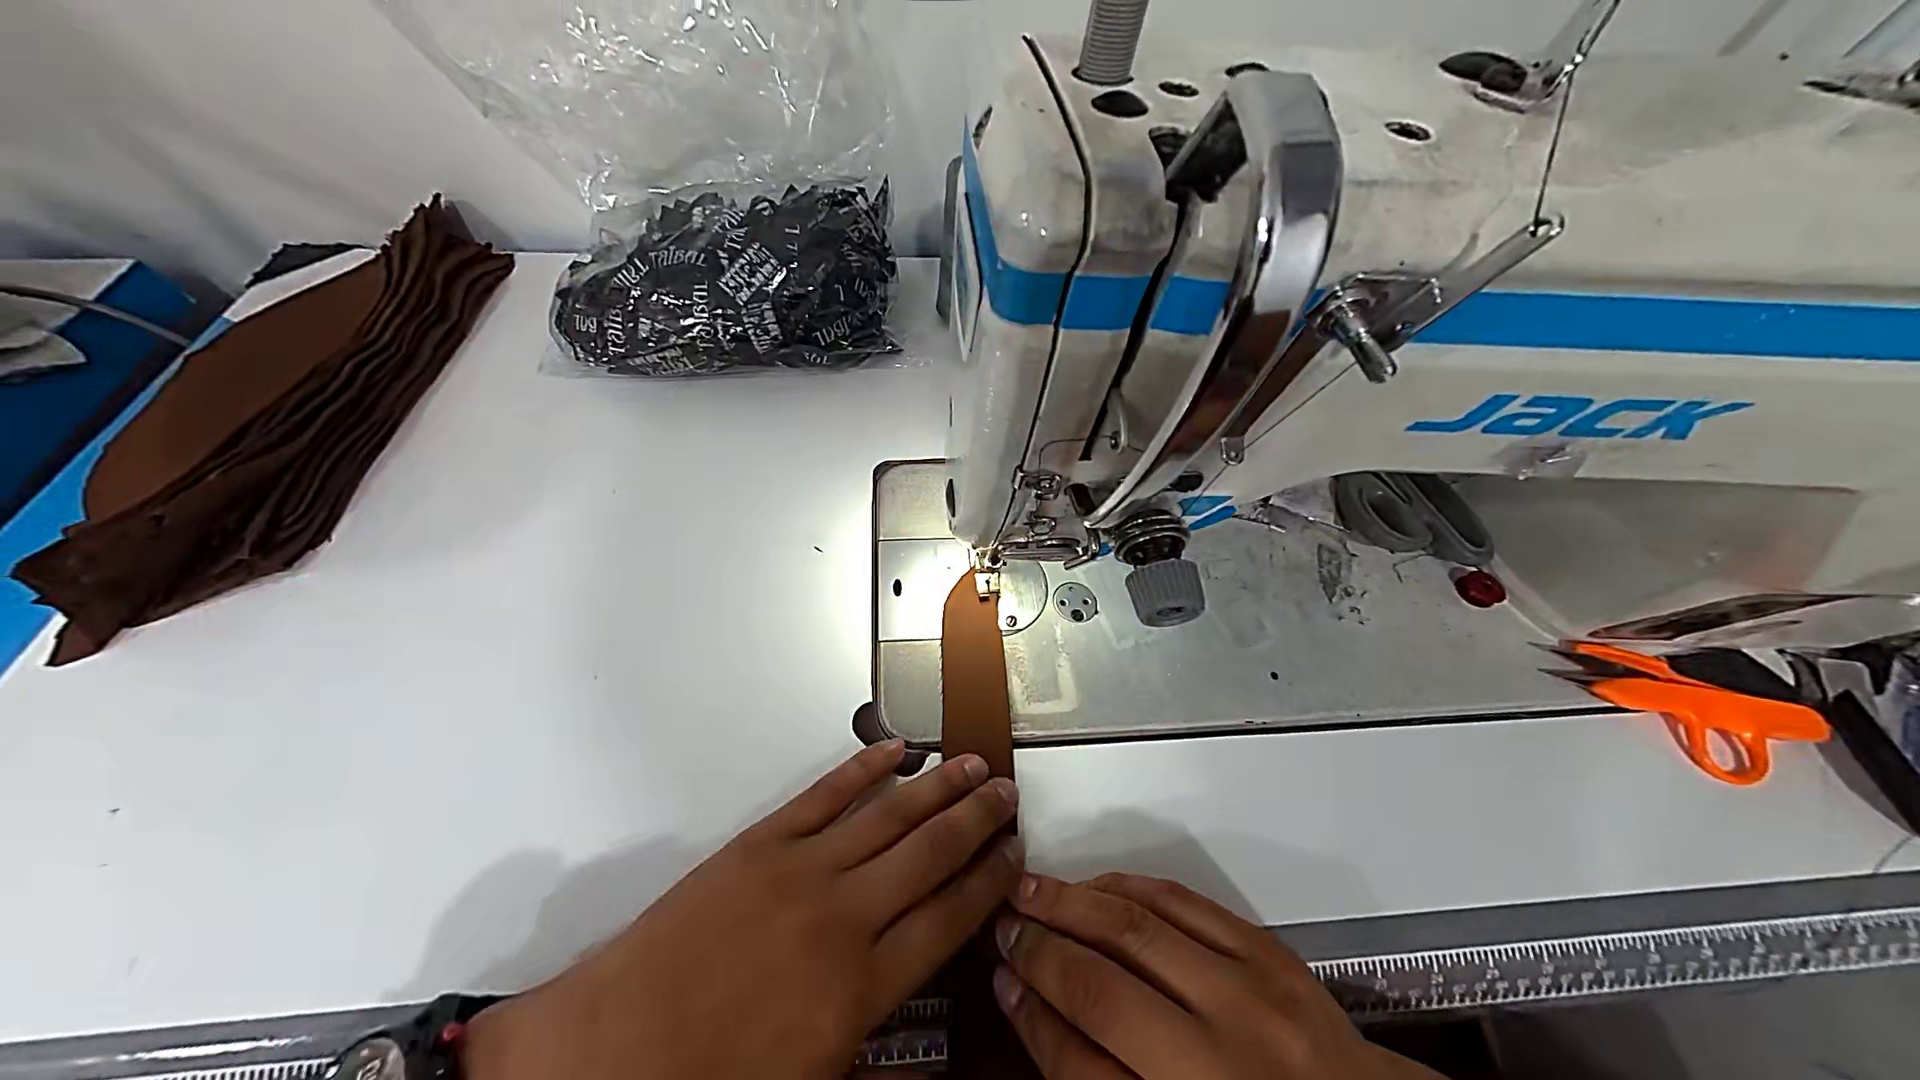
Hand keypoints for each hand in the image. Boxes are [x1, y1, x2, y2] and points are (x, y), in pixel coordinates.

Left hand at [462, 740, 1022, 1079]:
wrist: (608, 1055)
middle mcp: (843, 918)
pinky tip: (892, 752)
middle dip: (977, 820)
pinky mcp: (759, 845)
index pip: (950, 916)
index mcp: (861, 987)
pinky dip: (862, 770)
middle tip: (1007, 793)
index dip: (989, 880)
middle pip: (931, 852)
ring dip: (936, 785)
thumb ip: (874, 1032)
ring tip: (971, 764)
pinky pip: (824, 796)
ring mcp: (801, 871)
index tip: (1013, 855)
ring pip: (889, 814)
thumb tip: (913, 993)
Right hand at [992, 874, 1442, 1079]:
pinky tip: (1098, 886)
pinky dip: (1130, 887)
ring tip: (1034, 889)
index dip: (1033, 1012)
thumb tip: (1029, 1006)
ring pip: (1140, 926)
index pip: (1085, 1060)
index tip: (1001, 974)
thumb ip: (1094, 1075)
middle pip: (1106, 982)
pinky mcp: (1272, 952)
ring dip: (1076, 902)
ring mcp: (1257, 995)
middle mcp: (1228, 1056)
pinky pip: (1185, 902)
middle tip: (1004, 918)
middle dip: (1043, 943)